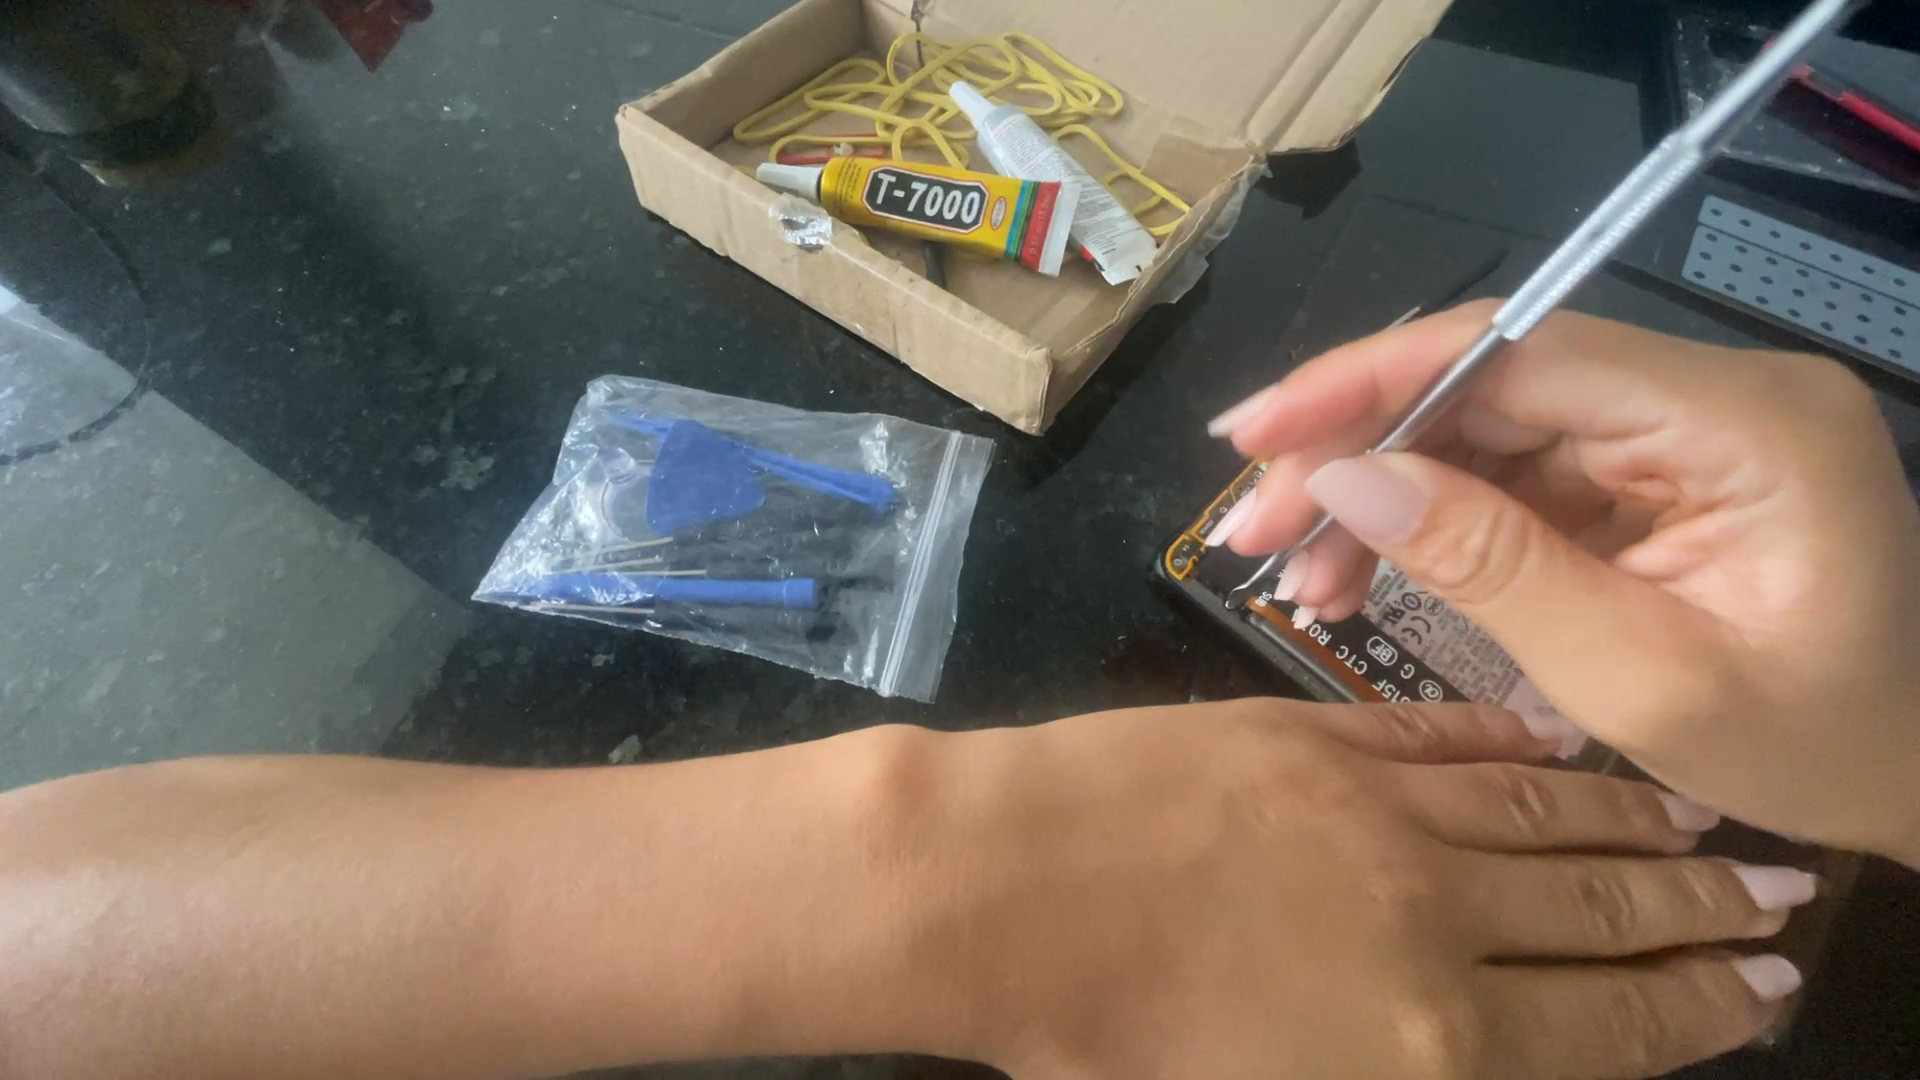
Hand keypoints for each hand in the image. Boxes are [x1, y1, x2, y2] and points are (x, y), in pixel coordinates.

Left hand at [929, 699, 1812, 1078]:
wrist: (1009, 883)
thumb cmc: (1101, 1034)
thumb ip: (1393, 1072)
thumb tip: (1481, 1043)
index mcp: (1432, 1044)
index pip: (1611, 1025)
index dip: (1698, 1001)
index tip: (1768, 978)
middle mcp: (1429, 916)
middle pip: (1593, 906)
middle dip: (1689, 902)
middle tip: (1766, 885)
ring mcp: (1362, 804)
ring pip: (1528, 809)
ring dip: (1617, 812)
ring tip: (1687, 812)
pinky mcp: (1299, 732)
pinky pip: (1427, 735)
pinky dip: (1496, 737)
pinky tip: (1541, 737)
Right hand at [1208, 305, 1919, 863]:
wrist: (1892, 777)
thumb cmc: (1804, 747)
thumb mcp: (1636, 676)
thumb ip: (1489, 567)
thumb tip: (1346, 480)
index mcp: (1729, 422)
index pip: (1509, 352)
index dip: (1364, 380)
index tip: (1256, 433)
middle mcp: (1679, 399)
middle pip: (1461, 391)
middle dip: (1339, 457)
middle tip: (1253, 531)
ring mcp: (1634, 433)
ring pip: (1447, 435)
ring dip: (1355, 501)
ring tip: (1294, 575)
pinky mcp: (1596, 473)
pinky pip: (1466, 478)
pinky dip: (1394, 527)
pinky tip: (1344, 577)